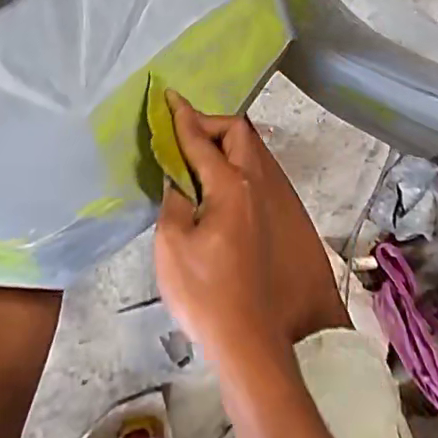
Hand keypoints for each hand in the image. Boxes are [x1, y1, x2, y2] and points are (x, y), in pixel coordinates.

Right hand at [153, 92, 350, 354]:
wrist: (249, 341)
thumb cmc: (205, 292)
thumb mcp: (172, 243)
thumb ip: (174, 198)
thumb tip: (177, 176)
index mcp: (231, 186)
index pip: (201, 140)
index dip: (182, 117)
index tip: (168, 97)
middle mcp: (254, 186)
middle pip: (238, 134)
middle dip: (209, 124)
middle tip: (181, 133)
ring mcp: (267, 204)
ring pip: (249, 154)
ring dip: (222, 144)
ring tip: (192, 155)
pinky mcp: (269, 223)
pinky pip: (250, 175)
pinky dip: (230, 165)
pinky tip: (210, 184)